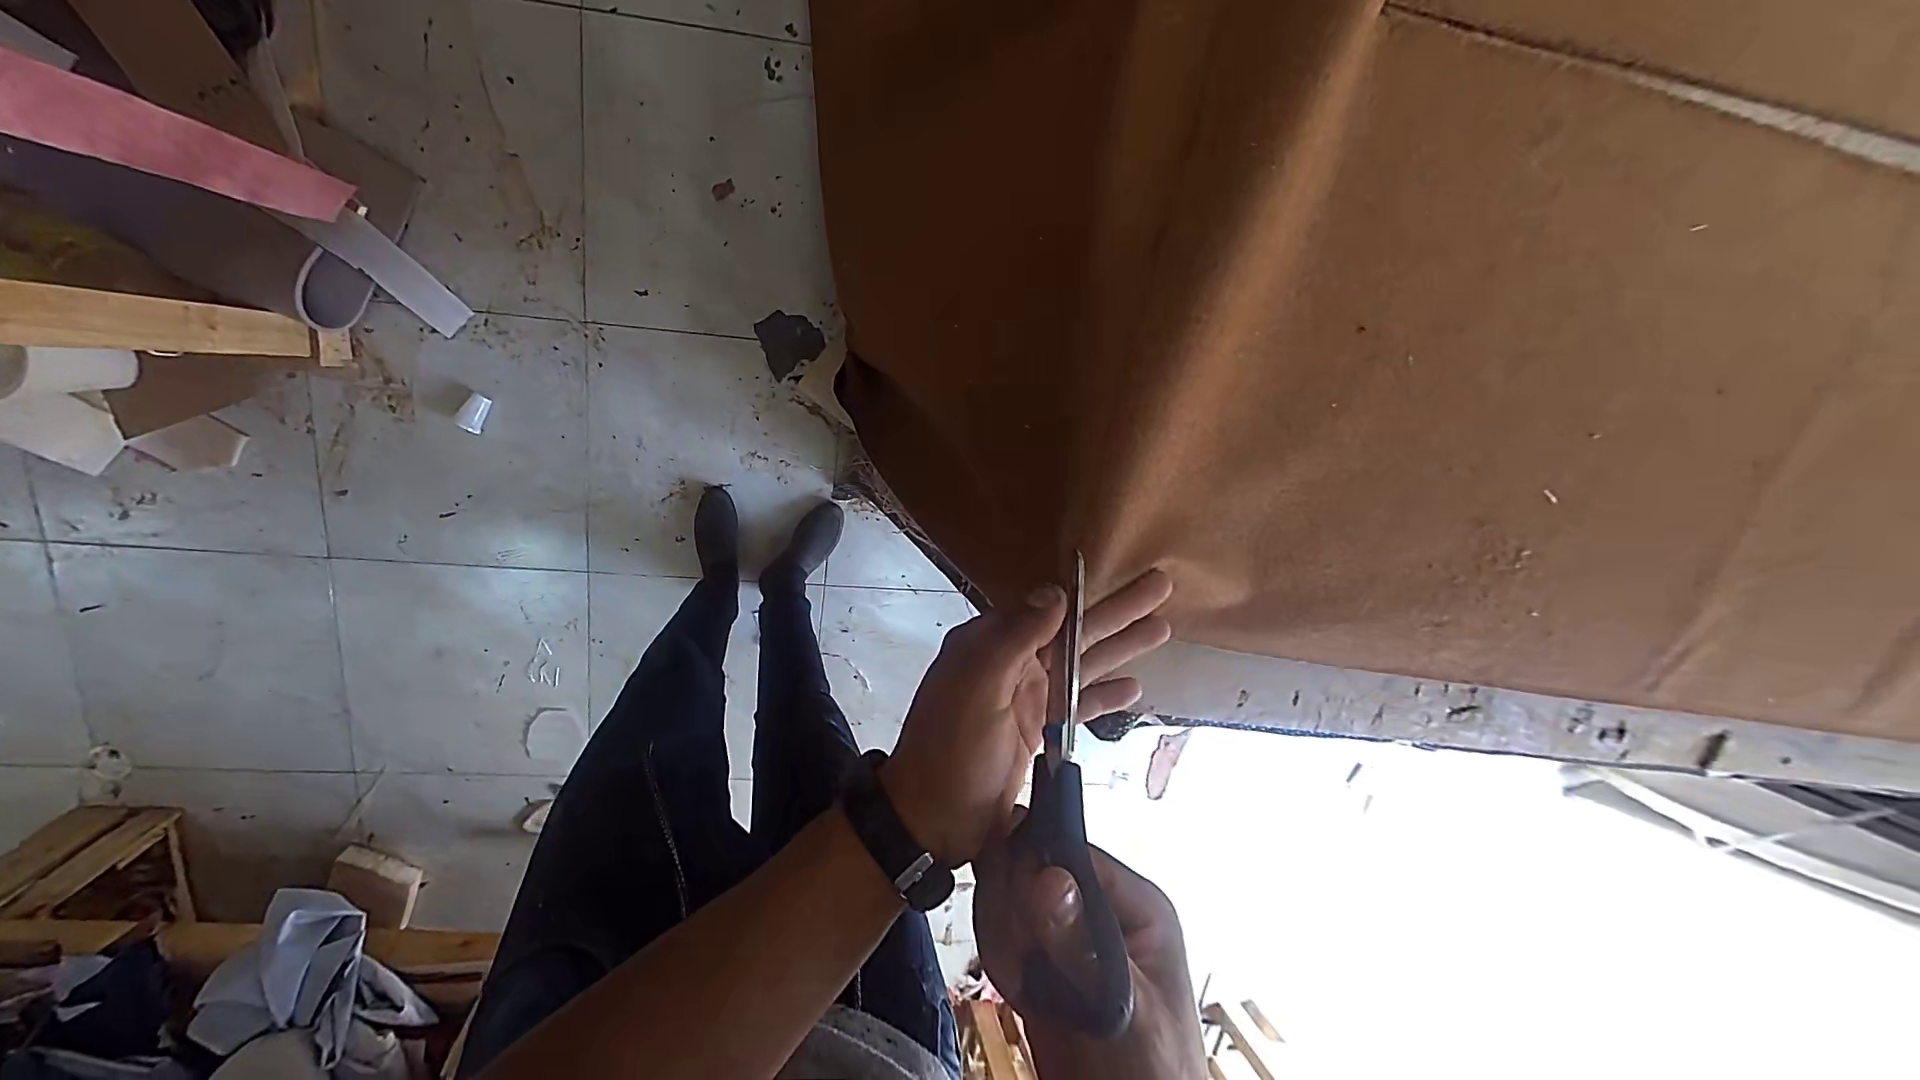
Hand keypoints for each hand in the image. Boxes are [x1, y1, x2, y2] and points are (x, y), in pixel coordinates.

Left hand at [880, 569, 1173, 865]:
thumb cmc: (951, 749)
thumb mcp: (977, 686)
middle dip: (1118, 611)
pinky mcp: (1038, 730)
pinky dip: (1104, 695)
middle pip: (1074, 632)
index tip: (1121, 571)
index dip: (1087, 592)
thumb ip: (1015, 638)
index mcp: (991, 645)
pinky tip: (1134, 686)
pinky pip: (1078, 705)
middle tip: (1160, 585)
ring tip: (1161, 628)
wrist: (934, 819)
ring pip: (1082, 665)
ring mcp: (1026, 698)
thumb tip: (1055, 592)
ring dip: (1121, 647)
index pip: (1047, 608)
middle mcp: (1012, 664)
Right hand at [974, 828, 1204, 1079]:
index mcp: (1136, 903)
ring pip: (1012, 897)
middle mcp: (1101, 908)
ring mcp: (1070, 933)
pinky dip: (999, 956)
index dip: (1035, 869)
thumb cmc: (1159, 1075)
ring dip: (1005, 936)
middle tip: (1020, 954)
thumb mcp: (1128, 1010)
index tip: (1014, 899)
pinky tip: (1017, 985)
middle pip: (1035, 868)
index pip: (1072, 853)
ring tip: (1022, 979)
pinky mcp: (1045, 959)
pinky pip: (1004, 932)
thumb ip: (1084, 949)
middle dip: (1016, 910)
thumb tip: (1049, 879)